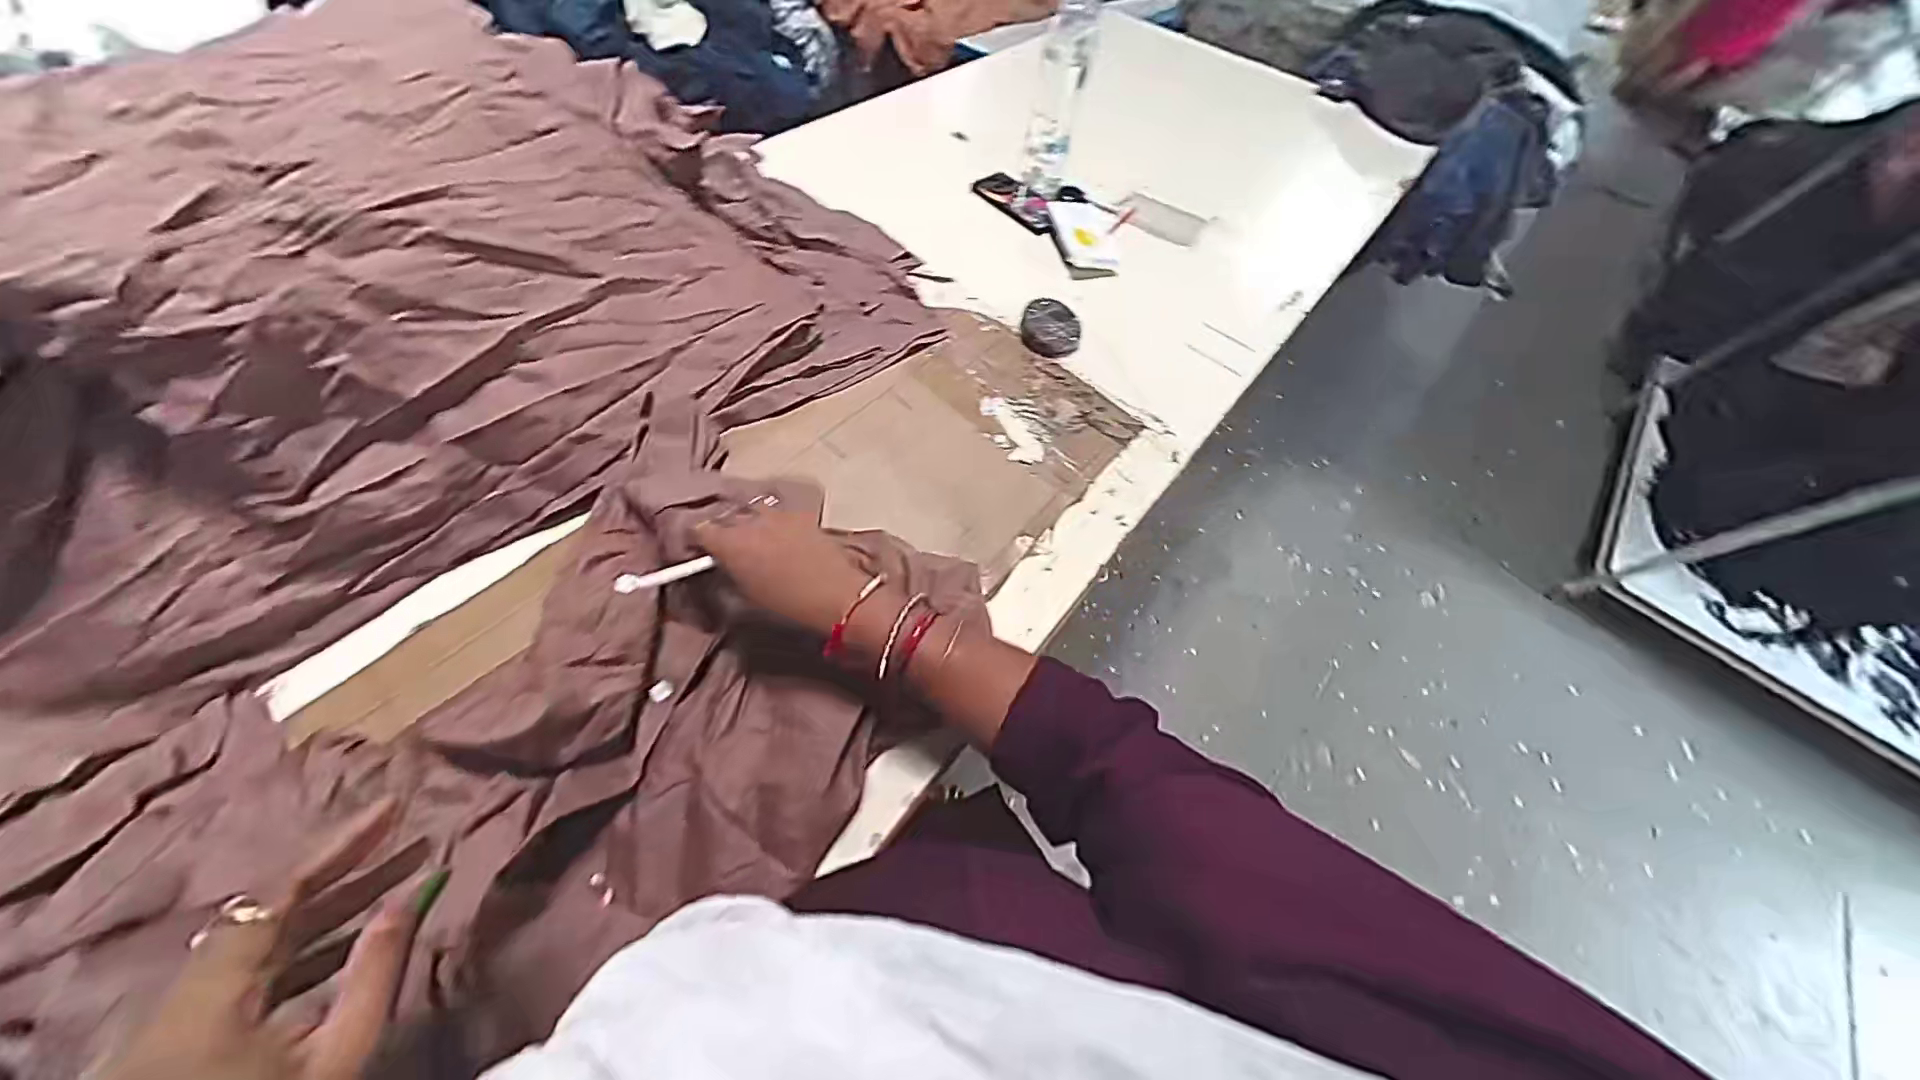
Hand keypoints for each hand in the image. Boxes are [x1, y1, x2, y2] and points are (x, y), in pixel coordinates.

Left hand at [94, 799, 441, 1079]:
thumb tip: (411, 896)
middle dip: (351, 870)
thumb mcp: (337, 1053)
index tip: (394, 807)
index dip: (341, 844)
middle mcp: (191, 991)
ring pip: (268, 940)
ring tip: (401, 875)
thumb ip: (374, 972)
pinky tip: (356, 934)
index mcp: (215, 991)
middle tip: (411, 836)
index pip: (282, 892)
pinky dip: (313, 942)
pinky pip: (258, 968)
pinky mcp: (190, 1036)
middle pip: (276, 911)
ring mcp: (185, 1015)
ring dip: (338, 905)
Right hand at [691, 500, 871, 635]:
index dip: (697, 540)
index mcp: (731, 542)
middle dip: (723, 529)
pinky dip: (773, 524)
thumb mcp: (747, 596)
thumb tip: (721, 565)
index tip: (699, 551)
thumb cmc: (788, 604)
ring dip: (749, 523)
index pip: (700, 530)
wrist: (838, 595)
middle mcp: (751, 521)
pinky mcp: (802, 516)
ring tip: (755, 541)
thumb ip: (729, 574)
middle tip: (726, 547)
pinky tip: (781, 539)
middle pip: (726, 516)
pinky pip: (777, 515)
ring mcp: (779, 514)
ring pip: (752, 511)